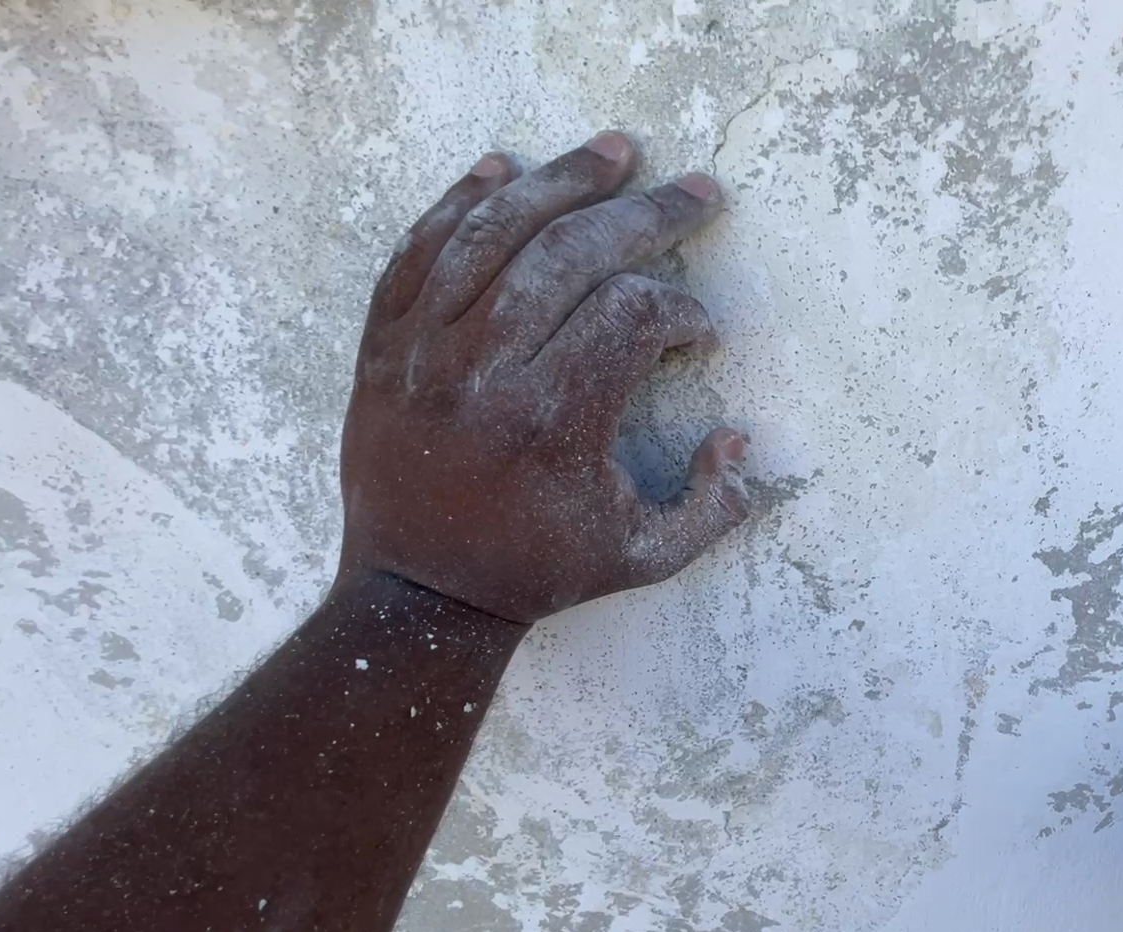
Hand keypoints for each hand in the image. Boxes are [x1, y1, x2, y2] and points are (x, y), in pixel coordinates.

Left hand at [337, 131, 749, 623]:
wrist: (420, 590)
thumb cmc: (542, 570)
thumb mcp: (648, 559)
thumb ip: (712, 507)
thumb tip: (737, 439)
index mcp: (558, 425)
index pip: (630, 319)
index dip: (682, 312)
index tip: (702, 334)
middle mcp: (487, 374)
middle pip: (571, 257)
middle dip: (647, 217)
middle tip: (697, 190)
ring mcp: (425, 352)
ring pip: (495, 234)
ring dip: (563, 182)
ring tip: (615, 150)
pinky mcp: (384, 346)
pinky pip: (418, 250)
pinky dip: (461, 201)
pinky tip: (504, 168)